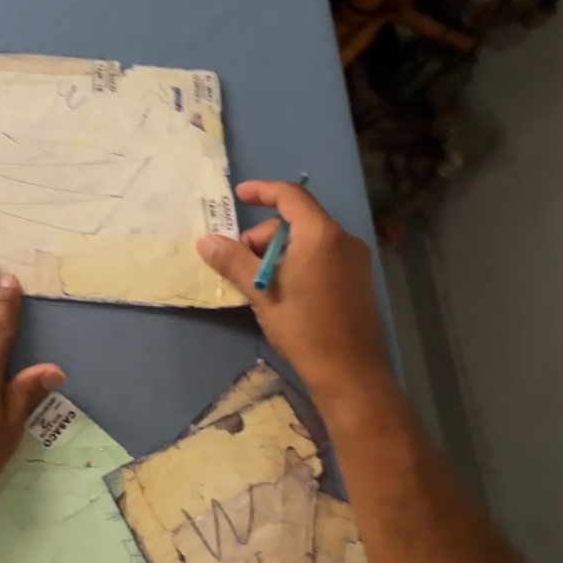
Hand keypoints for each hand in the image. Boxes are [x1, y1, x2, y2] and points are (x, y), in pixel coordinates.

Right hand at [197, 180, 391, 399]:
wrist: (349, 371)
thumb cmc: (303, 327)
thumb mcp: (261, 292)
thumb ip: (233, 261)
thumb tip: (205, 241)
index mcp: (320, 234)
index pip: (290, 196)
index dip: (262, 191)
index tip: (238, 196)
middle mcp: (342, 238)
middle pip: (295, 221)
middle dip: (263, 237)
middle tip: (241, 265)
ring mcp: (354, 259)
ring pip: (307, 240)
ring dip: (278, 253)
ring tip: (260, 284)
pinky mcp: (357, 278)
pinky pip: (321, 255)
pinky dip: (297, 262)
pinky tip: (283, 290)